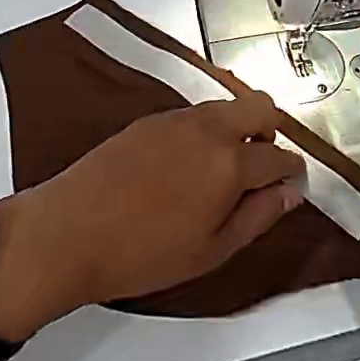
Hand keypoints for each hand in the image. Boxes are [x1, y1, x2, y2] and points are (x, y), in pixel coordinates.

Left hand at [0, 91, 304, 340]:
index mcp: (230, 164)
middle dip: (273, 133)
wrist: (68, 233)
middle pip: (261, 108)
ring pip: (227, 107)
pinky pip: (195, 114)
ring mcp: (177, 119)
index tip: (289, 185)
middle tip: (261, 166)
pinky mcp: (150, 120)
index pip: (280, 157)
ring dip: (239, 128)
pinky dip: (207, 130)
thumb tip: (288, 194)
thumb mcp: (211, 250)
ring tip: (222, 169)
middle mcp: (208, 129)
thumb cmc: (143, 253)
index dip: (291, 173)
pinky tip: (188, 164)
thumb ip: (258, 217)